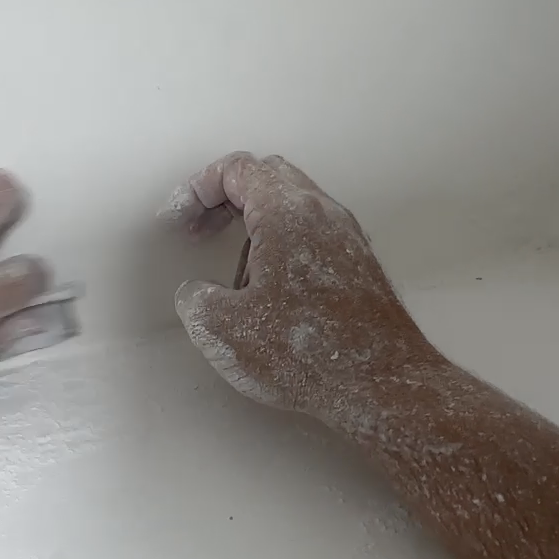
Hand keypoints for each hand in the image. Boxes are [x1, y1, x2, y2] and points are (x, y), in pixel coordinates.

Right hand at [163, 152, 438, 429]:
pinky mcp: (356, 264)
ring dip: (250, 222)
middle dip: (223, 198)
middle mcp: (322, 213)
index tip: (177, 222)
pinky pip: (308, 231)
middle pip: (266, 177)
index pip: (237, 169)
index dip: (196, 189)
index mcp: (287, 214)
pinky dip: (275, 241)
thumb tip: (197, 293)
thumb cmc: (303, 355)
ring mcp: (345, 237)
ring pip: (289, 203)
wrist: (381, 389)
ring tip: (230, 269)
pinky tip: (264, 288)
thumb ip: (195, 299)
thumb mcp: (221, 329)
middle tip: (198, 230)